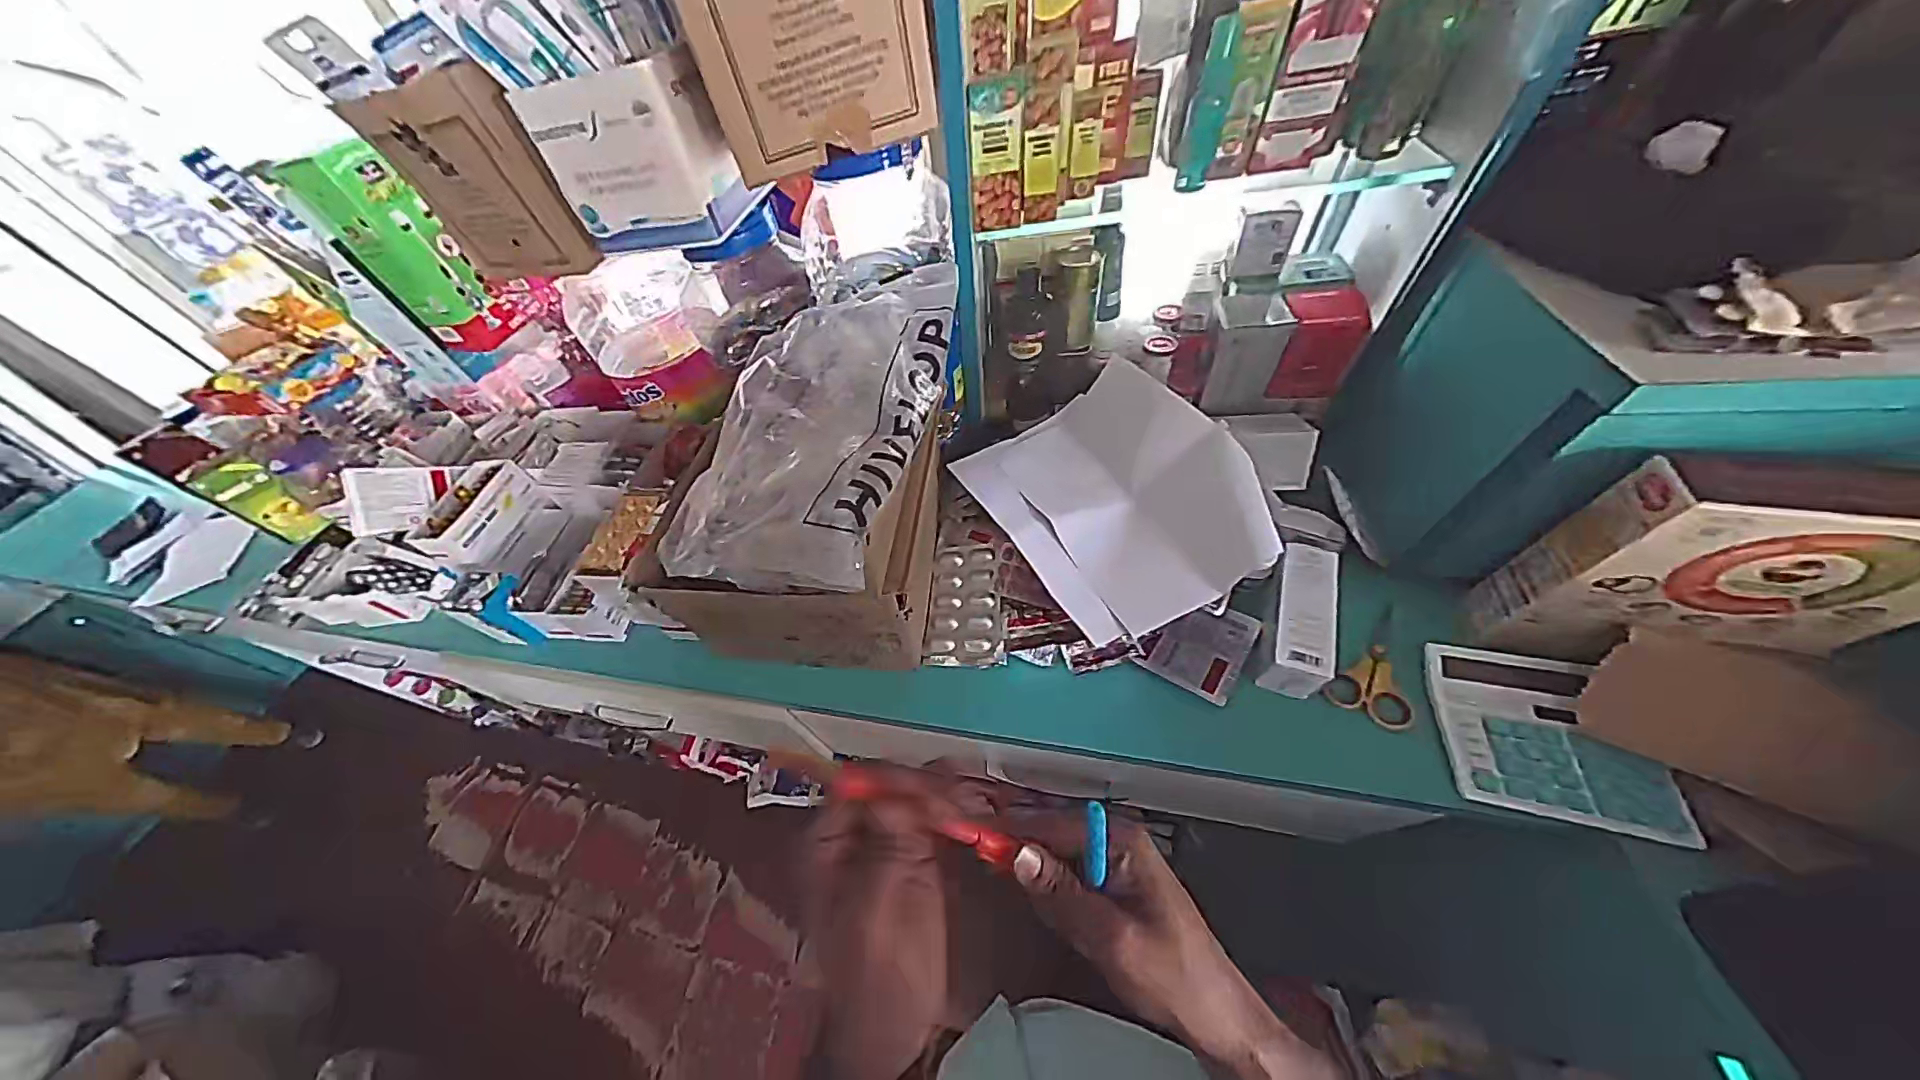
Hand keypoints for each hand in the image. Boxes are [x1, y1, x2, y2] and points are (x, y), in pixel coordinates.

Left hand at [802, 765, 957, 1079]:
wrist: (895, 1025)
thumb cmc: (868, 979)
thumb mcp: (872, 913)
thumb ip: (884, 853)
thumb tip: (893, 799)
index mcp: (830, 845)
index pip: (857, 787)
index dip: (890, 779)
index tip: (924, 785)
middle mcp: (861, 835)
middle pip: (892, 787)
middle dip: (925, 785)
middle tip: (955, 794)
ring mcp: (893, 843)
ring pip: (919, 798)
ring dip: (946, 794)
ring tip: (970, 800)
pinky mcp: (924, 856)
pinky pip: (941, 821)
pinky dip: (958, 813)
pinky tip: (974, 814)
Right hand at [1005, 815, 1338, 1079]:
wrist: (1216, 1015)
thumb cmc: (1176, 976)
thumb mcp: (1111, 938)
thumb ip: (1062, 894)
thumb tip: (1020, 855)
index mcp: (1123, 840)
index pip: (1054, 822)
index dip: (1012, 829)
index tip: (976, 833)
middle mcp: (1119, 840)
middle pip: (1055, 828)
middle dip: (1018, 837)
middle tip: (979, 844)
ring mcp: (1117, 861)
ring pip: (1058, 849)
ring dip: (1029, 857)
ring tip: (994, 859)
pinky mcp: (1114, 884)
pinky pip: (1069, 870)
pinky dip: (1045, 877)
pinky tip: (1030, 888)